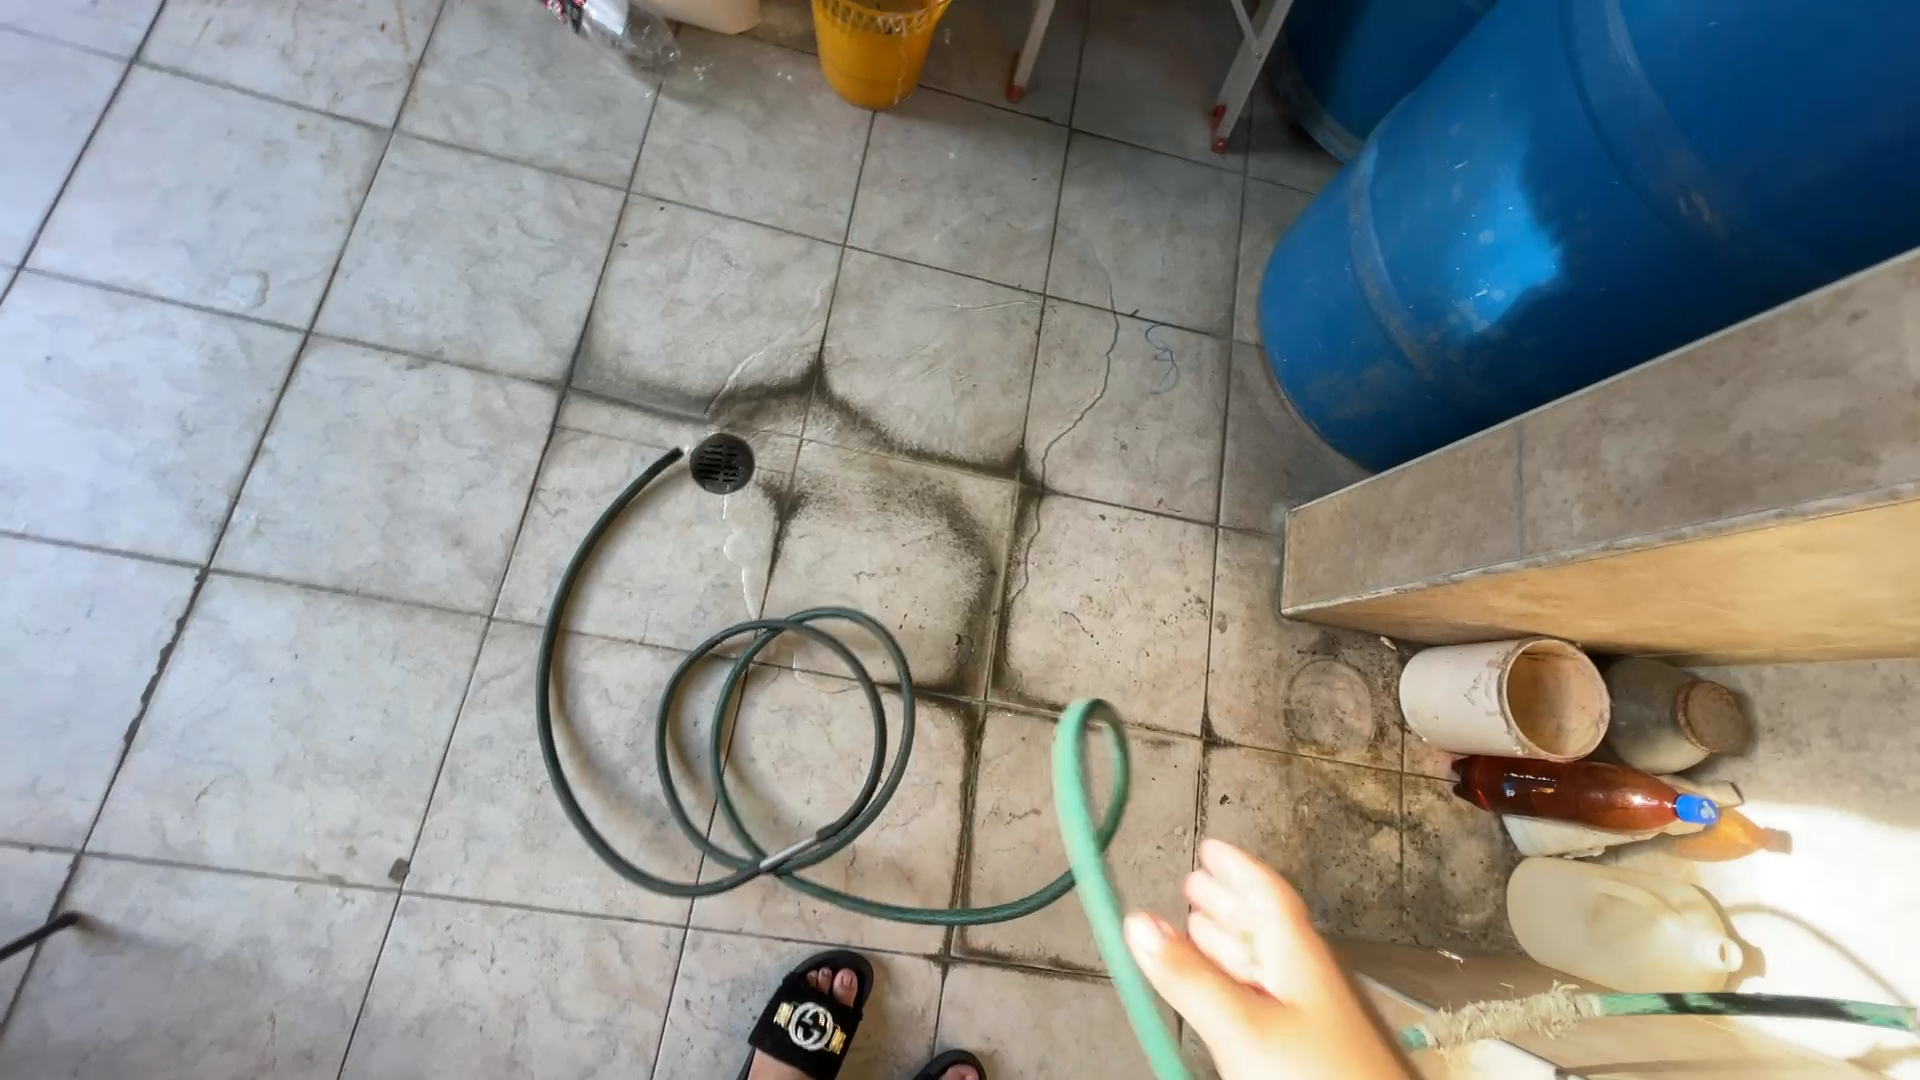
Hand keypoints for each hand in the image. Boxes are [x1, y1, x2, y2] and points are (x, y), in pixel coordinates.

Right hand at [1124, 838, 1414, 1079]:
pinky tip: (1218, 993)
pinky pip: (1262, 998)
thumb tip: (1136, 920)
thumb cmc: (1315, 1076)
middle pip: (1265, 925)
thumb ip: (1189, 977)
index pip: (1268, 895)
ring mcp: (1309, 1018)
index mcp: (1299, 956)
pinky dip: (1232, 981)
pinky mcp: (1305, 1053)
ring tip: (1195, 926)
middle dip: (1226, 900)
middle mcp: (1305, 979)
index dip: (1237, 868)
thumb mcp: (1243, 1026)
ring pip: (1263, 963)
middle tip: (1193, 882)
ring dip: (1228, 940)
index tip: (1209, 848)